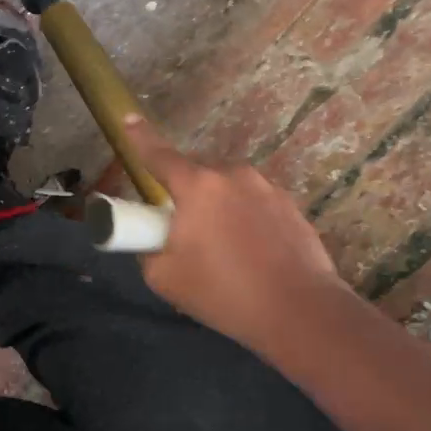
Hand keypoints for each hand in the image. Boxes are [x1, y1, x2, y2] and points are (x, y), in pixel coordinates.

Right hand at [123, 115, 348, 342]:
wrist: (302, 313)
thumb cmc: (224, 291)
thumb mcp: (163, 276)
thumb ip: (149, 249)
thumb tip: (156, 241)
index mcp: (196, 186)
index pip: (157, 154)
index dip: (138, 137)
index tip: (128, 118)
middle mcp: (232, 176)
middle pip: (195, 176)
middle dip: (185, 196)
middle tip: (184, 234)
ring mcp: (267, 189)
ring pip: (227, 190)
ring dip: (218, 209)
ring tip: (223, 251)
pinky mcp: (292, 207)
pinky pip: (254, 206)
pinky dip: (246, 222)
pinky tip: (252, 257)